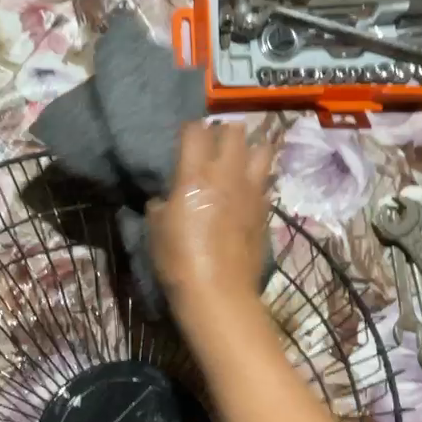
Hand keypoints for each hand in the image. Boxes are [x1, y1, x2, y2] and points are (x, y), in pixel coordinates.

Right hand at [149, 120, 277, 321]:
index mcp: (194, 175)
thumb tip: (165, 199)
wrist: (217, 291)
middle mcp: (227, 173)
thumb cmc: (178, 261)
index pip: (195, 131)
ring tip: (237, 163)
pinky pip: (266, 180)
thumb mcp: (155, 232)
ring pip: (261, 148)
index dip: (189, 131)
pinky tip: (246, 192)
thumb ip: (160, 207)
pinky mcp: (266, 208)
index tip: (184, 141)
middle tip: (213, 148)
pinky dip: (257, 179)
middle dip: (223, 133)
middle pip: (234, 130)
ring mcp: (252, 189)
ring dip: (249, 150)